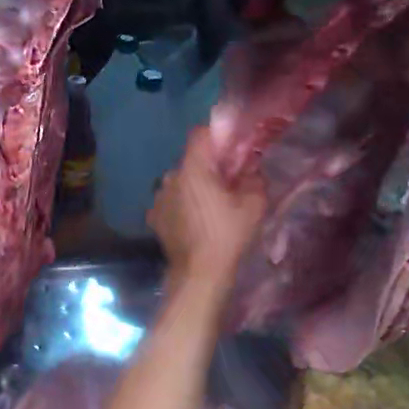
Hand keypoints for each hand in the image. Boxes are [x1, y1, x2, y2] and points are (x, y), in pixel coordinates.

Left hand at [149, 128, 266, 283]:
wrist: (199, 274)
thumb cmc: (227, 235)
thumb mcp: (254, 204)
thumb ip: (254, 178)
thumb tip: (251, 170)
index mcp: (192, 168)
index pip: (201, 134)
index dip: (218, 136)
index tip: (233, 148)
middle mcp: (170, 177)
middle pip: (191, 160)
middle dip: (209, 166)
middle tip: (229, 180)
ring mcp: (158, 197)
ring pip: (180, 181)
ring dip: (194, 186)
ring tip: (212, 205)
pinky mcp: (154, 216)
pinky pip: (171, 201)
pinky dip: (183, 205)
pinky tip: (196, 221)